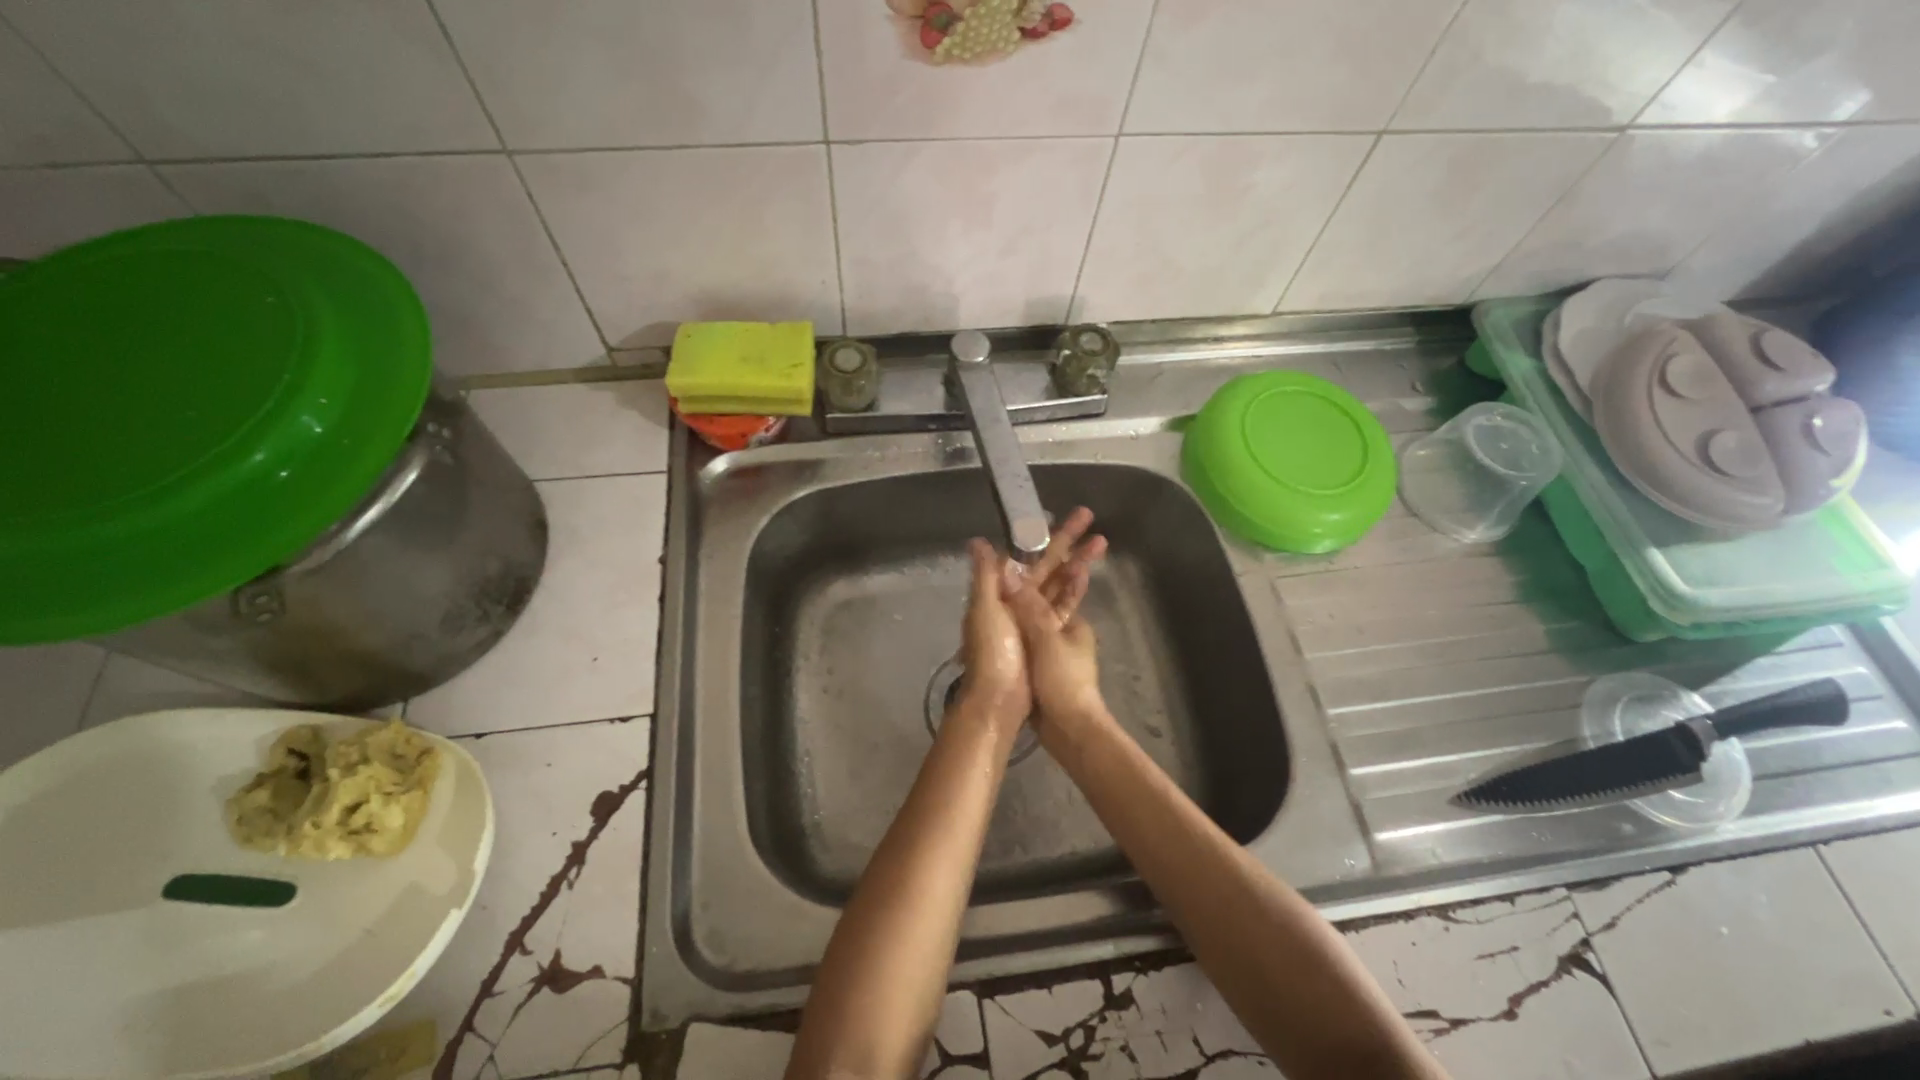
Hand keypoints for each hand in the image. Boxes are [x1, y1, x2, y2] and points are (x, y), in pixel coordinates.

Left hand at [959, 508, 1105, 730]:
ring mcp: (1032, 619)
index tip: (1057, 513)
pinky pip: (1062, 607)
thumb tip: (978, 540)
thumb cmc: (992, 654)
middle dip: (1066, 540)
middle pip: (1044, 564)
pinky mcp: (1048, 637)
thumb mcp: (984, 610)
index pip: (1022, 554)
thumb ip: (985, 575)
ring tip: (1101, 541)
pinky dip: (1074, 590)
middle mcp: (1014, 601)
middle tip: (1089, 514)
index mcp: (998, 592)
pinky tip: (1088, 574)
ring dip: (1076, 562)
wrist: (1001, 701)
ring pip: (1057, 582)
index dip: (1040, 533)